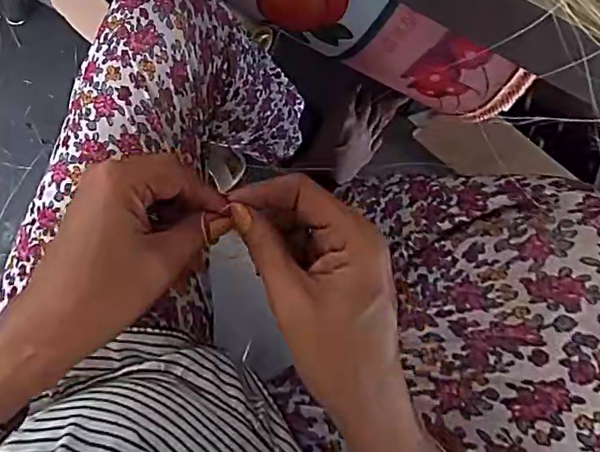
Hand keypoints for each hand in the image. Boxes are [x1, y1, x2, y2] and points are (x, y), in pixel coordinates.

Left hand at [0, 154, 230, 421]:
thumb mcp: (160, 262)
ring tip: (188, 254)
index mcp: (119, 176)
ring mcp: (94, 187)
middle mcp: (104, 172)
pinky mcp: (90, 205)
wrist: (52, 320)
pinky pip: (130, 201)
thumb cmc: (104, 292)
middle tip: (210, 239)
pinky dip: (151, 221)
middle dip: (188, 205)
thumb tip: (219, 218)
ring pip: (148, 190)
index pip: (176, 170)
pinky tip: (164, 251)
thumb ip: (195, 232)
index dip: (206, 194)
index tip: (229, 218)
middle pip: (161, 176)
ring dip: (171, 216)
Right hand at [229, 173, 429, 451]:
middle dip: (266, 211)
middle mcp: (362, 236)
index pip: (302, 190)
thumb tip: (237, 207)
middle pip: (303, 203)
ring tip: (250, 251)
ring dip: (274, 230)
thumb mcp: (289, 296)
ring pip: (303, 221)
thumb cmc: (335, 357)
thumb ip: (262, 244)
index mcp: (356, 237)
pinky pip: (310, 240)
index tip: (230, 202)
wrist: (369, 409)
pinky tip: (269, 265)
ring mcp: (357, 251)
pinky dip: (286, 247)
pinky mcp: (350, 266)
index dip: (262, 190)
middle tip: (232, 225)